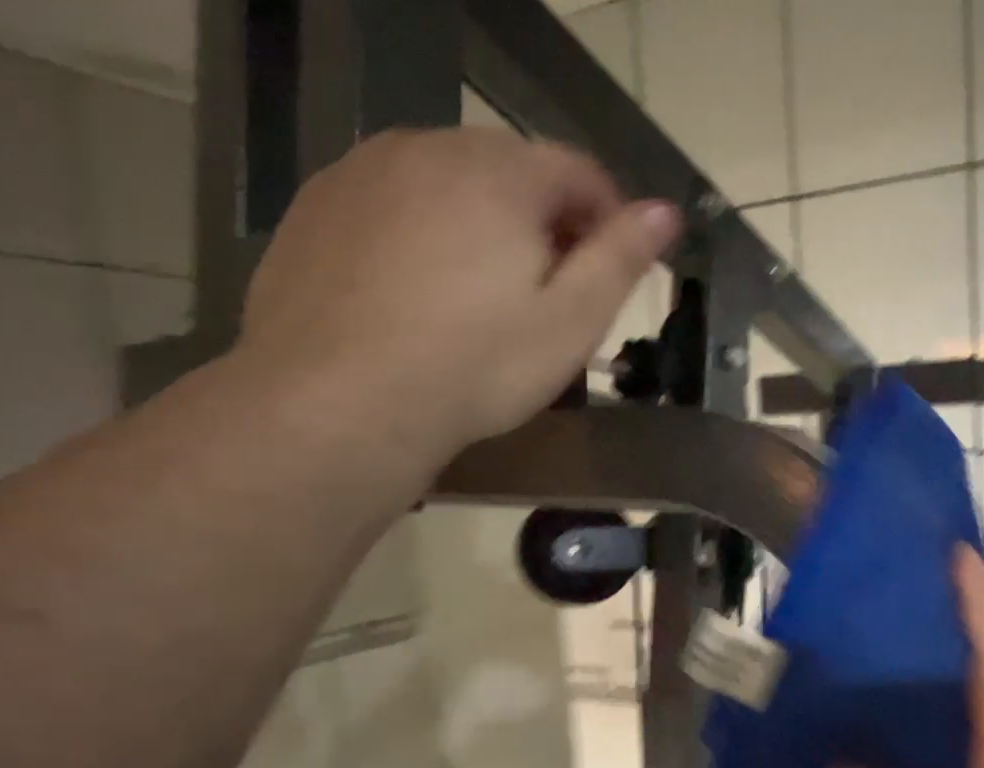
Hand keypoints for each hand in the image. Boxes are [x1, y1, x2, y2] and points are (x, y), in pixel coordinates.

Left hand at [236, 127, 679, 454]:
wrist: (336, 402)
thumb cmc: (476, 364)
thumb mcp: (573, 319)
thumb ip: (622, 256)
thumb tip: (666, 211)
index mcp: (498, 173)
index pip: (578, 169)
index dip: (611, 217)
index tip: (615, 271)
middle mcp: (426, 149)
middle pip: (513, 168)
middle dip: (548, 217)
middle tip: (556, 289)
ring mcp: (361, 172)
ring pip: (451, 182)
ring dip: (487, 220)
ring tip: (490, 293)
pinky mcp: (317, 205)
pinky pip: (396, 201)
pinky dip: (427, 229)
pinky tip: (425, 292)